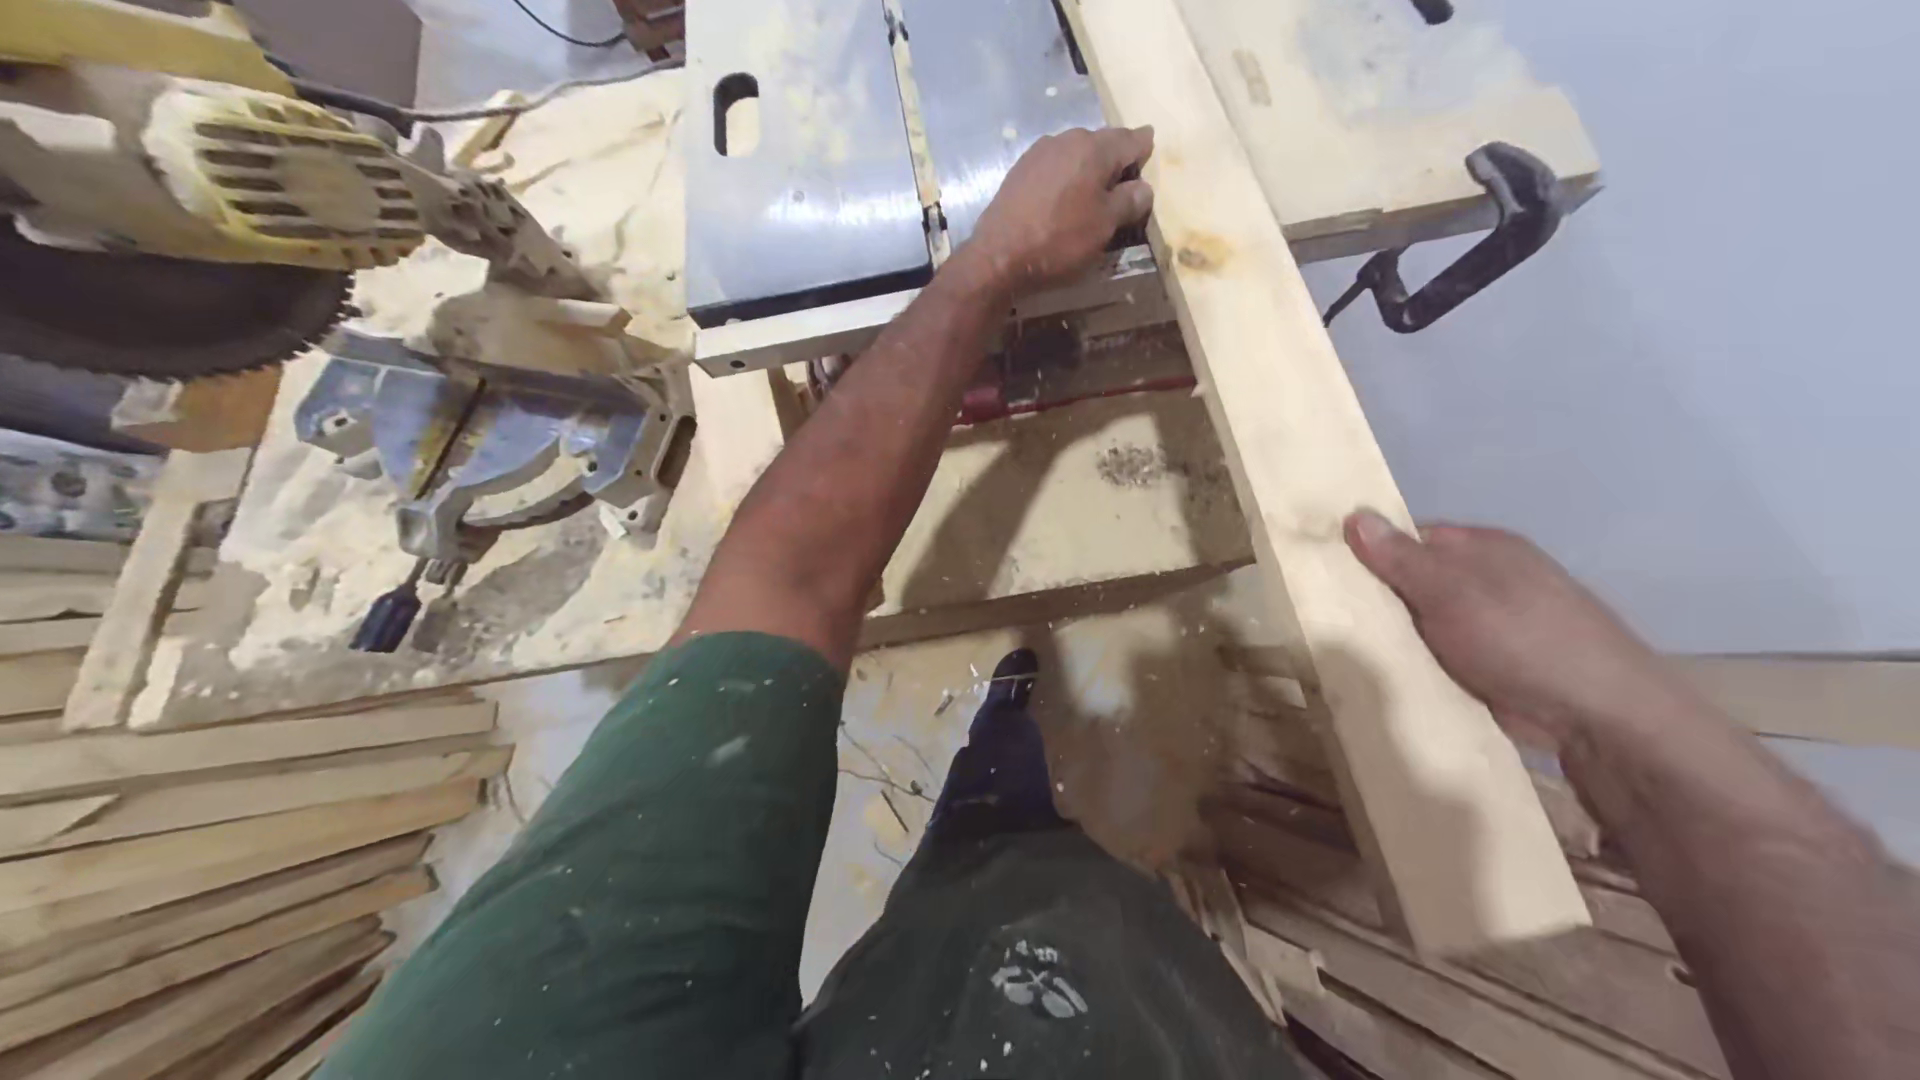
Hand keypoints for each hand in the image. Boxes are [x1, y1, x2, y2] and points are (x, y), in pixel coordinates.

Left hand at [962, 126, 1154, 295]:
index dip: (1144, 152)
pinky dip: (1063, 181)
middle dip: (1114, 162)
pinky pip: (1052, 169)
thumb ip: (1129, 202)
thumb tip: (1144, 188)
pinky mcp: (1017, 172)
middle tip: (1121, 187)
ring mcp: (1038, 153)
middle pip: (1101, 145)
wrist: (998, 256)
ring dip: (1086, 171)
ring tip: (1089, 197)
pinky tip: (1060, 202)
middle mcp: (1066, 139)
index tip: (1149, 159)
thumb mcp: (1104, 226)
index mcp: (1094, 148)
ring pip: (1074, 155)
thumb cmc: (1059, 240)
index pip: (1131, 139)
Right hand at [1344, 510, 1672, 747]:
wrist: (1596, 716)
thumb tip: (1355, 514)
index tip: (1327, 570)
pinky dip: (1411, 658)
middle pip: (1410, 578)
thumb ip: (1401, 558)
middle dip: (1375, 595)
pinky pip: (1434, 651)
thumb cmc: (1521, 638)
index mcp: (1483, 548)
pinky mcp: (1488, 662)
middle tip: (1330, 610)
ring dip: (1390, 631)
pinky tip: (1383, 666)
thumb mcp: (1451, 592)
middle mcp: (1486, 579)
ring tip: (1343, 641)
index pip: (1408, 537)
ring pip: (1419, 618)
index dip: (1368, 550)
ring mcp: (1488, 622)